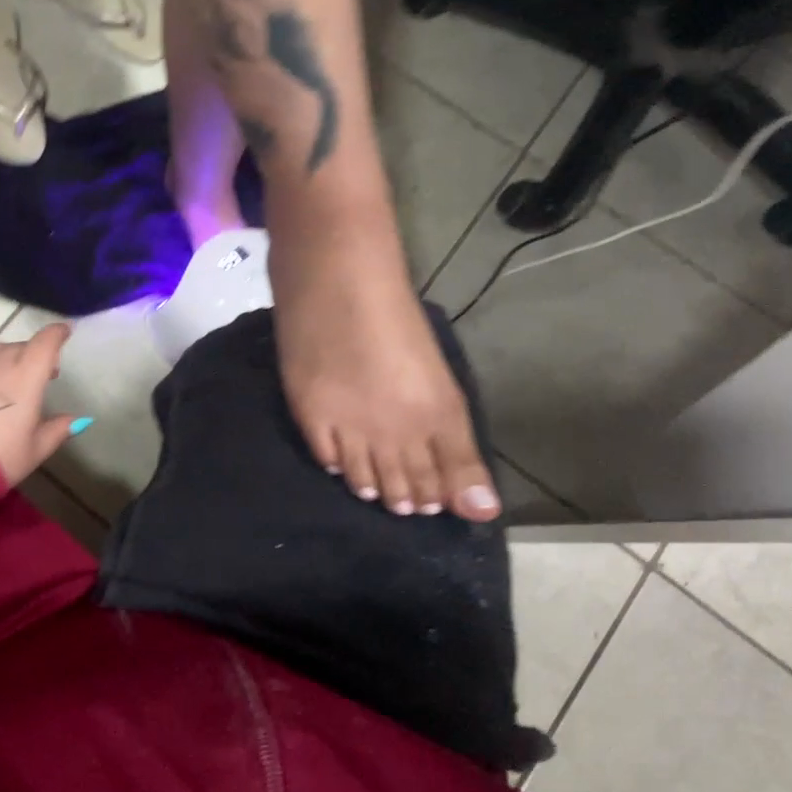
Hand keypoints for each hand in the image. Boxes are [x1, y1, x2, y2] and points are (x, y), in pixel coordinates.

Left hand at [0, 324, 86, 485]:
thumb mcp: (33, 449)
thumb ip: (57, 430)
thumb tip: (78, 420)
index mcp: (26, 374)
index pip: (46, 342)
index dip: (56, 334)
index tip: (64, 333)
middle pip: (21, 346)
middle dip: (34, 354)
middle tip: (41, 373)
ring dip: (7, 357)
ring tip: (10, 376)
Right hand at [269, 236, 500, 520]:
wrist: (338, 282)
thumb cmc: (395, 315)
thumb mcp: (440, 376)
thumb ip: (455, 443)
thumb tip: (481, 509)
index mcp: (438, 417)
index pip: (446, 480)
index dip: (446, 497)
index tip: (441, 505)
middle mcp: (396, 431)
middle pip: (405, 482)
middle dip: (412, 497)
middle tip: (409, 506)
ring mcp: (349, 425)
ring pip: (366, 476)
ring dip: (377, 488)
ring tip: (379, 495)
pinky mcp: (310, 415)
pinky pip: (326, 457)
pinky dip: (337, 467)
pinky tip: (340, 469)